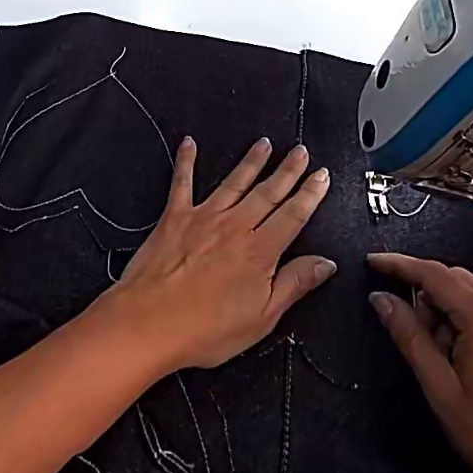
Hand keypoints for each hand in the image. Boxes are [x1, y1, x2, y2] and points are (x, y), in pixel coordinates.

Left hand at [90, 138, 334, 371]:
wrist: (148, 324)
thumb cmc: (203, 328)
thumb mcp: (262, 318)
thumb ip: (295, 284)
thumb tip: (325, 264)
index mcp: (259, 251)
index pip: (293, 214)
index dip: (310, 193)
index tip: (321, 176)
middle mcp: (235, 226)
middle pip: (269, 191)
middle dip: (288, 170)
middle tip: (301, 151)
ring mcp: (204, 217)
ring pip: (235, 182)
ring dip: (252, 161)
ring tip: (264, 144)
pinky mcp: (175, 218)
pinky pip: (183, 182)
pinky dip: (186, 161)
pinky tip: (189, 143)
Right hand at [367, 253, 472, 472]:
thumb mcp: (441, 390)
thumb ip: (409, 336)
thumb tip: (383, 301)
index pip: (437, 275)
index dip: (401, 265)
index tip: (377, 262)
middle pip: (460, 280)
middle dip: (428, 294)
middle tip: (410, 326)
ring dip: (453, 310)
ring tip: (445, 357)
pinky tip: (470, 360)